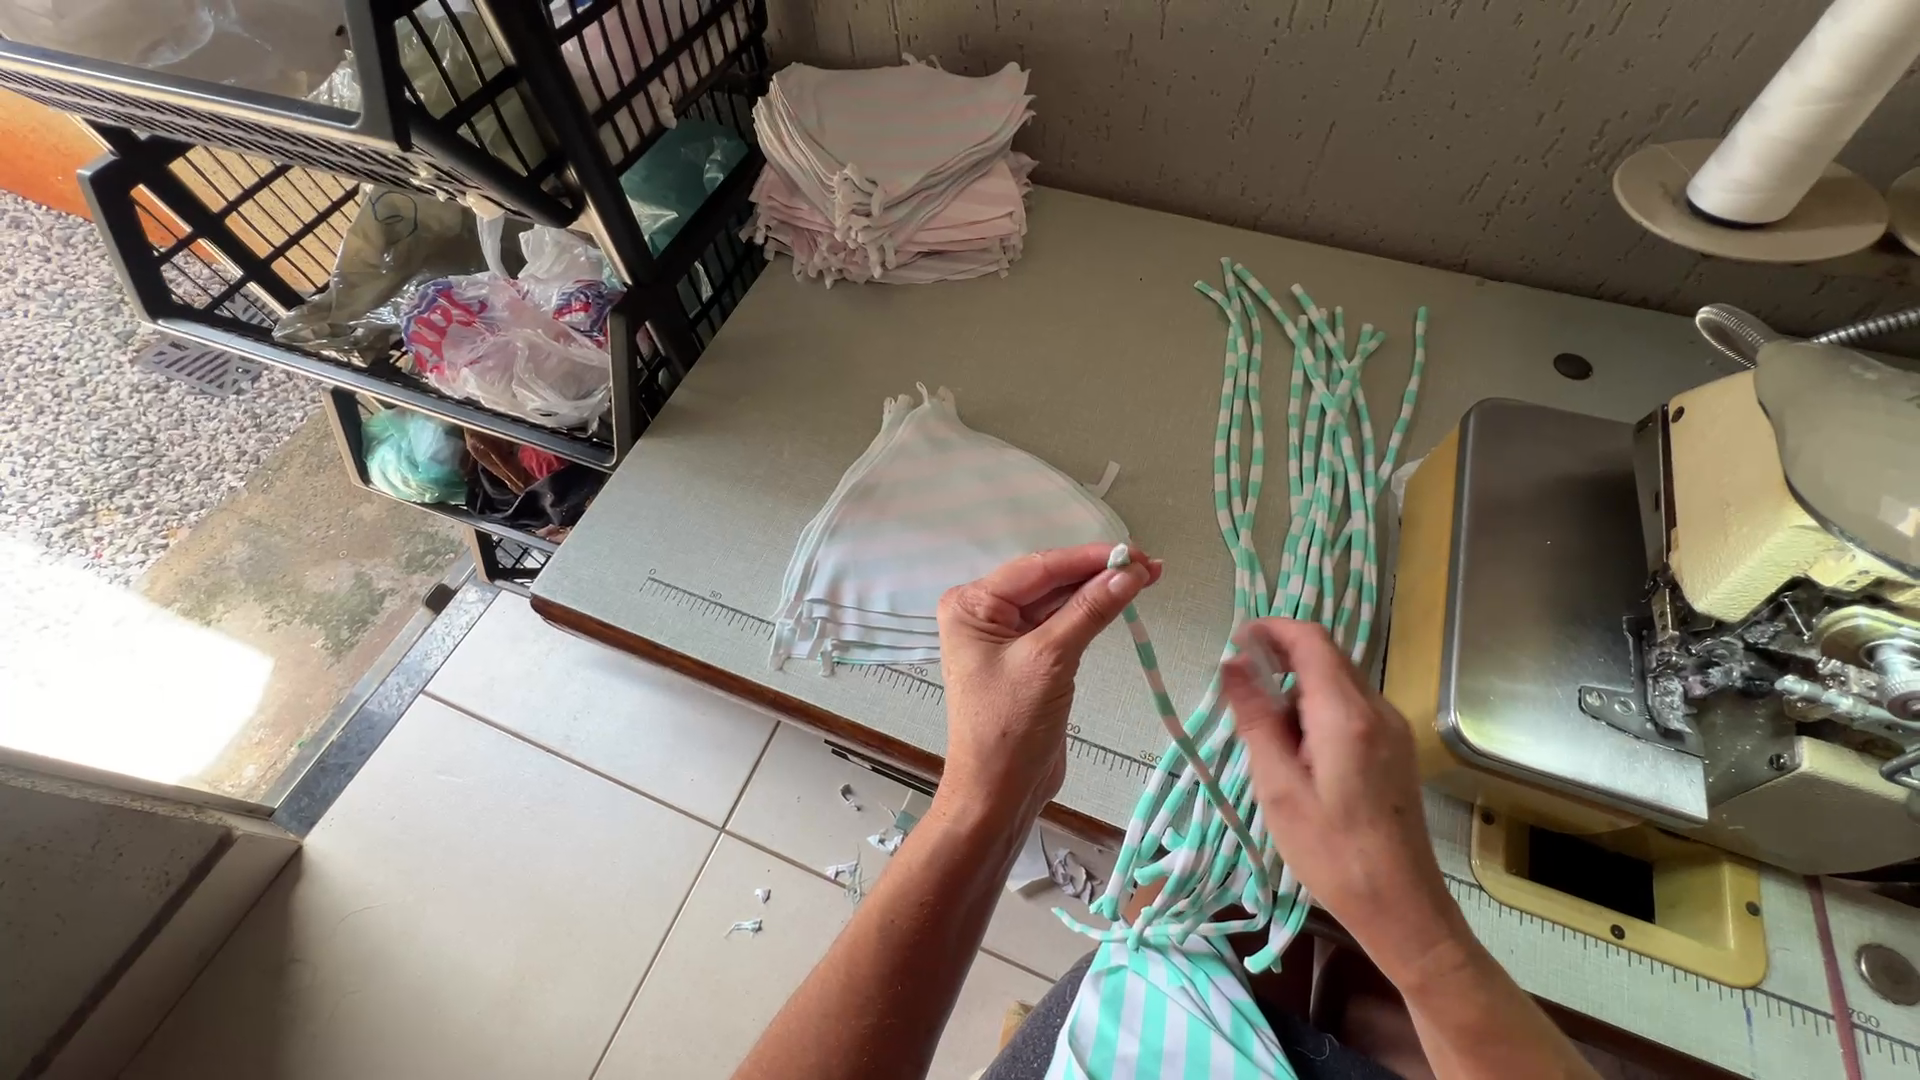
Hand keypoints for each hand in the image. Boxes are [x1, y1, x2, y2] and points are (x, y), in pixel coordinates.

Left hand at [935, 543, 1161, 825]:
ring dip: (1099, 591)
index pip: (1038, 567)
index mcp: (972, 604)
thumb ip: (1089, 611)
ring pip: (1058, 601)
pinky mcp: (1027, 657)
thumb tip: (1129, 572)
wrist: (998, 793)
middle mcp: (984, 612)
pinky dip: (1091, 615)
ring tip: (1146, 578)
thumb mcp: (1050, 661)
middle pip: (1049, 581)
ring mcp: (1006, 635)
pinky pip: (1061, 624)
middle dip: (1097, 573)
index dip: (1088, 558)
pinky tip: (1120, 601)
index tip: (1134, 553)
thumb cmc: (1010, 727)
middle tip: (1148, 566)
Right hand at [1220, 619, 1470, 987]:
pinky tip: (1296, 747)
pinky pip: (1350, 706)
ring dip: (1296, 685)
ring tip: (1263, 728)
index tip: (1235, 642)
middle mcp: (1377, 710)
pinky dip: (1316, 707)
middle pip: (1327, 655)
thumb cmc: (1330, 851)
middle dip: (1280, 656)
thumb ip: (1256, 717)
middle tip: (1239, 689)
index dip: (1272, 629)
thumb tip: (1232, 663)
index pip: (1312, 640)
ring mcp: (1392, 729)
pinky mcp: (1395, 748)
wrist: (1402, 908)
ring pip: (1338, 680)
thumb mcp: (1277, 785)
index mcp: (1346, 715)